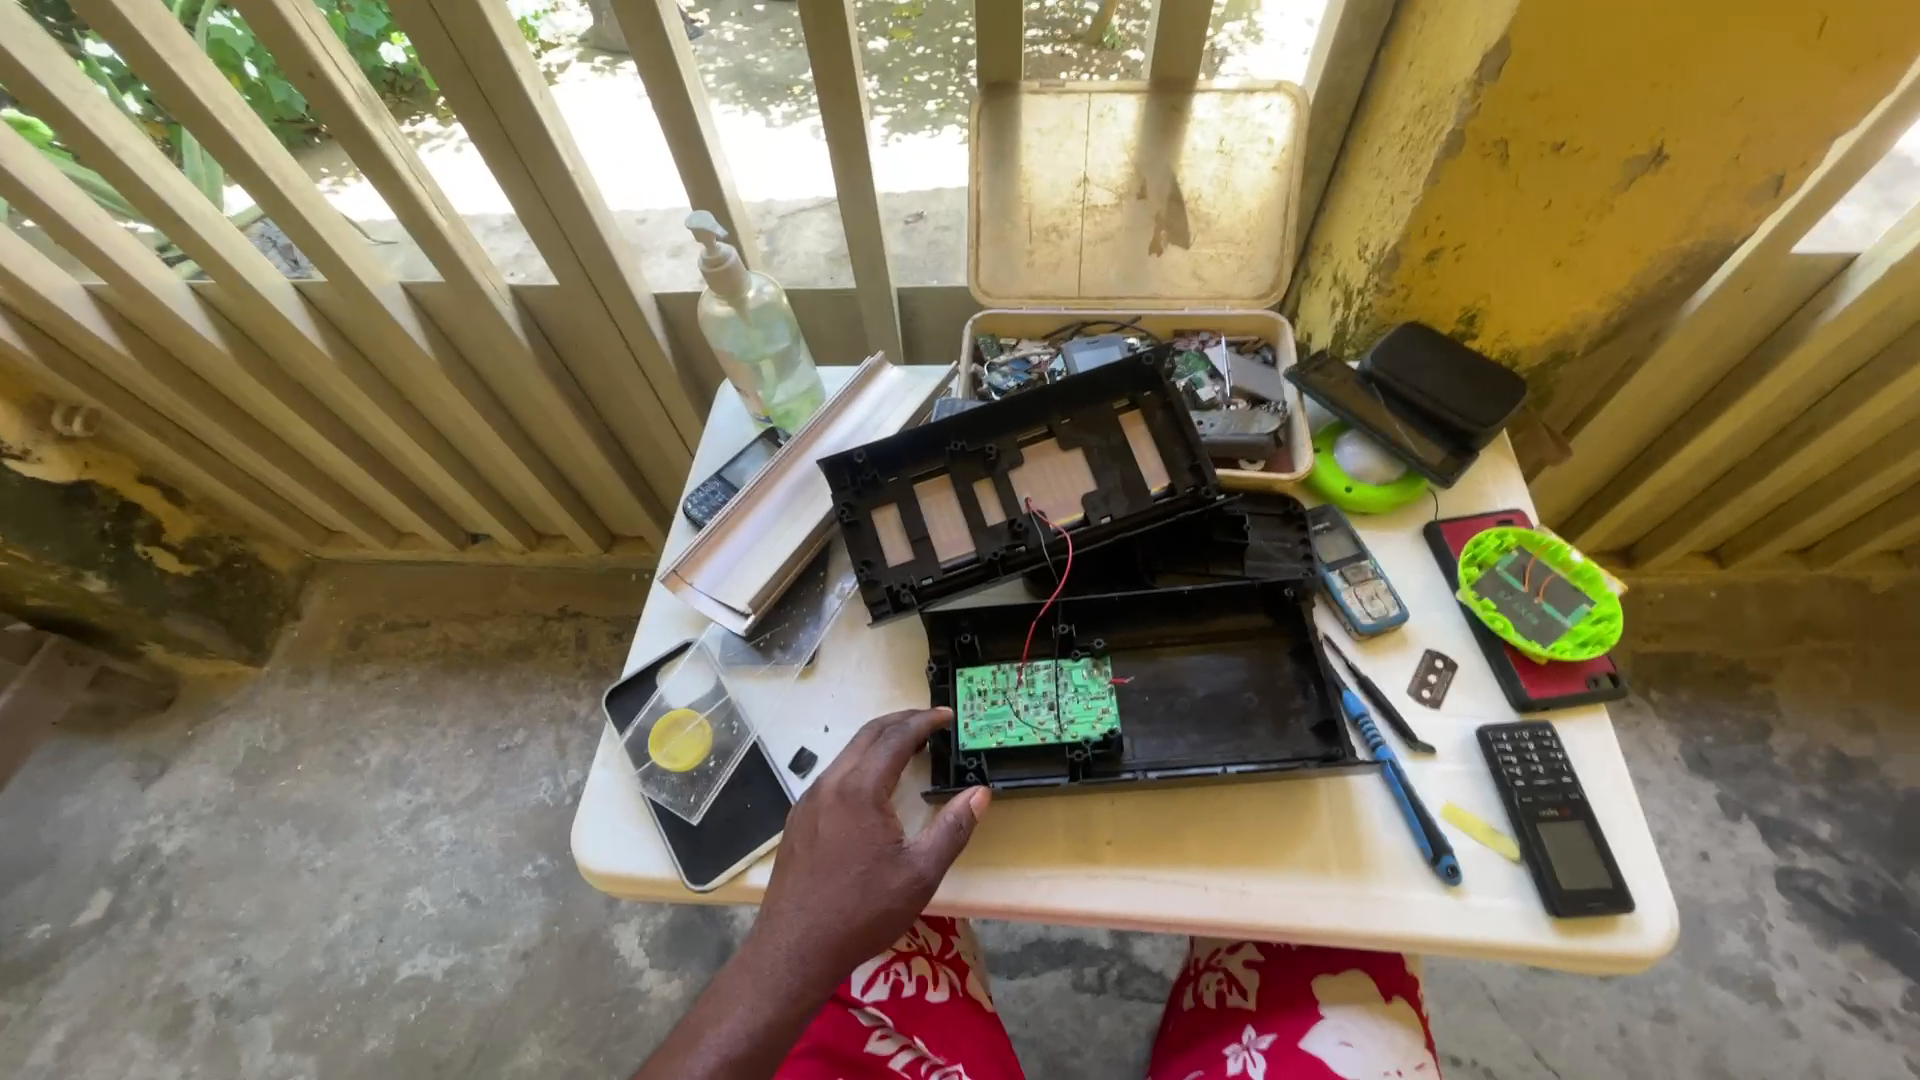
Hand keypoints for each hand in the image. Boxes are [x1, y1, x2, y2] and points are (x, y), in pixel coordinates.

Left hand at [750, 707, 989, 990]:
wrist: (794, 949)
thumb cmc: (862, 912)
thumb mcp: (919, 875)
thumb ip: (953, 829)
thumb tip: (980, 794)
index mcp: (860, 789)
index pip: (896, 738)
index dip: (924, 722)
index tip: (946, 715)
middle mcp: (831, 784)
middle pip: (868, 734)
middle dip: (901, 721)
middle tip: (930, 720)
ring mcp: (809, 800)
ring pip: (848, 753)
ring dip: (879, 740)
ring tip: (907, 745)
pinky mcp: (798, 819)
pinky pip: (834, 774)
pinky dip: (860, 762)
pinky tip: (872, 784)